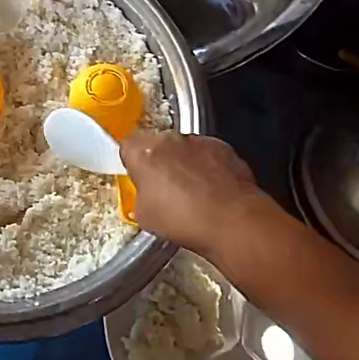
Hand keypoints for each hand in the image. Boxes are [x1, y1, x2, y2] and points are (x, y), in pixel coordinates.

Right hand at [119, 130, 275, 261]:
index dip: (132, 162)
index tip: (137, 175)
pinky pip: (209, 154)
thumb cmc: (186, 218)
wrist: (230, 219)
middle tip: (164, 189)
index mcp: (144, 153)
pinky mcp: (222, 148)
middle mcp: (170, 140)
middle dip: (160, 163)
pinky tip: (211, 192)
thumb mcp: (144, 216)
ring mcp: (198, 142)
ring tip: (191, 194)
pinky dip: (209, 168)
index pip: (128, 146)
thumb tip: (148, 198)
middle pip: (158, 145)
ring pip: (184, 148)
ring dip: (185, 164)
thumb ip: (141, 196)